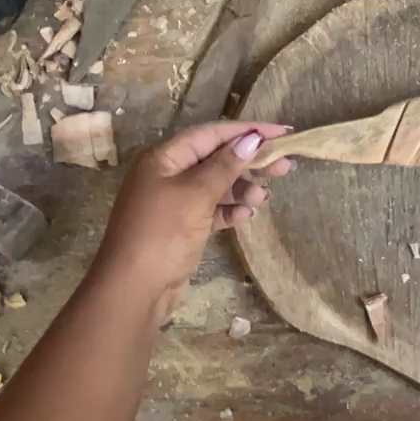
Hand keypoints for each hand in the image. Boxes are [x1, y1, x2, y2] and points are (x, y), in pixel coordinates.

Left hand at [93, 122, 293, 304]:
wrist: (134, 290)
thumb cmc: (162, 234)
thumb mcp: (196, 195)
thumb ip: (225, 166)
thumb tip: (251, 139)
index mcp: (164, 158)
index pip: (211, 134)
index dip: (247, 131)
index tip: (281, 132)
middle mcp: (168, 174)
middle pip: (216, 158)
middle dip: (250, 162)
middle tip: (285, 166)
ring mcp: (174, 202)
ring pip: (216, 186)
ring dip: (242, 189)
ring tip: (263, 198)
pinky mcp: (182, 227)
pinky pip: (212, 210)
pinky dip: (229, 211)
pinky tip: (245, 217)